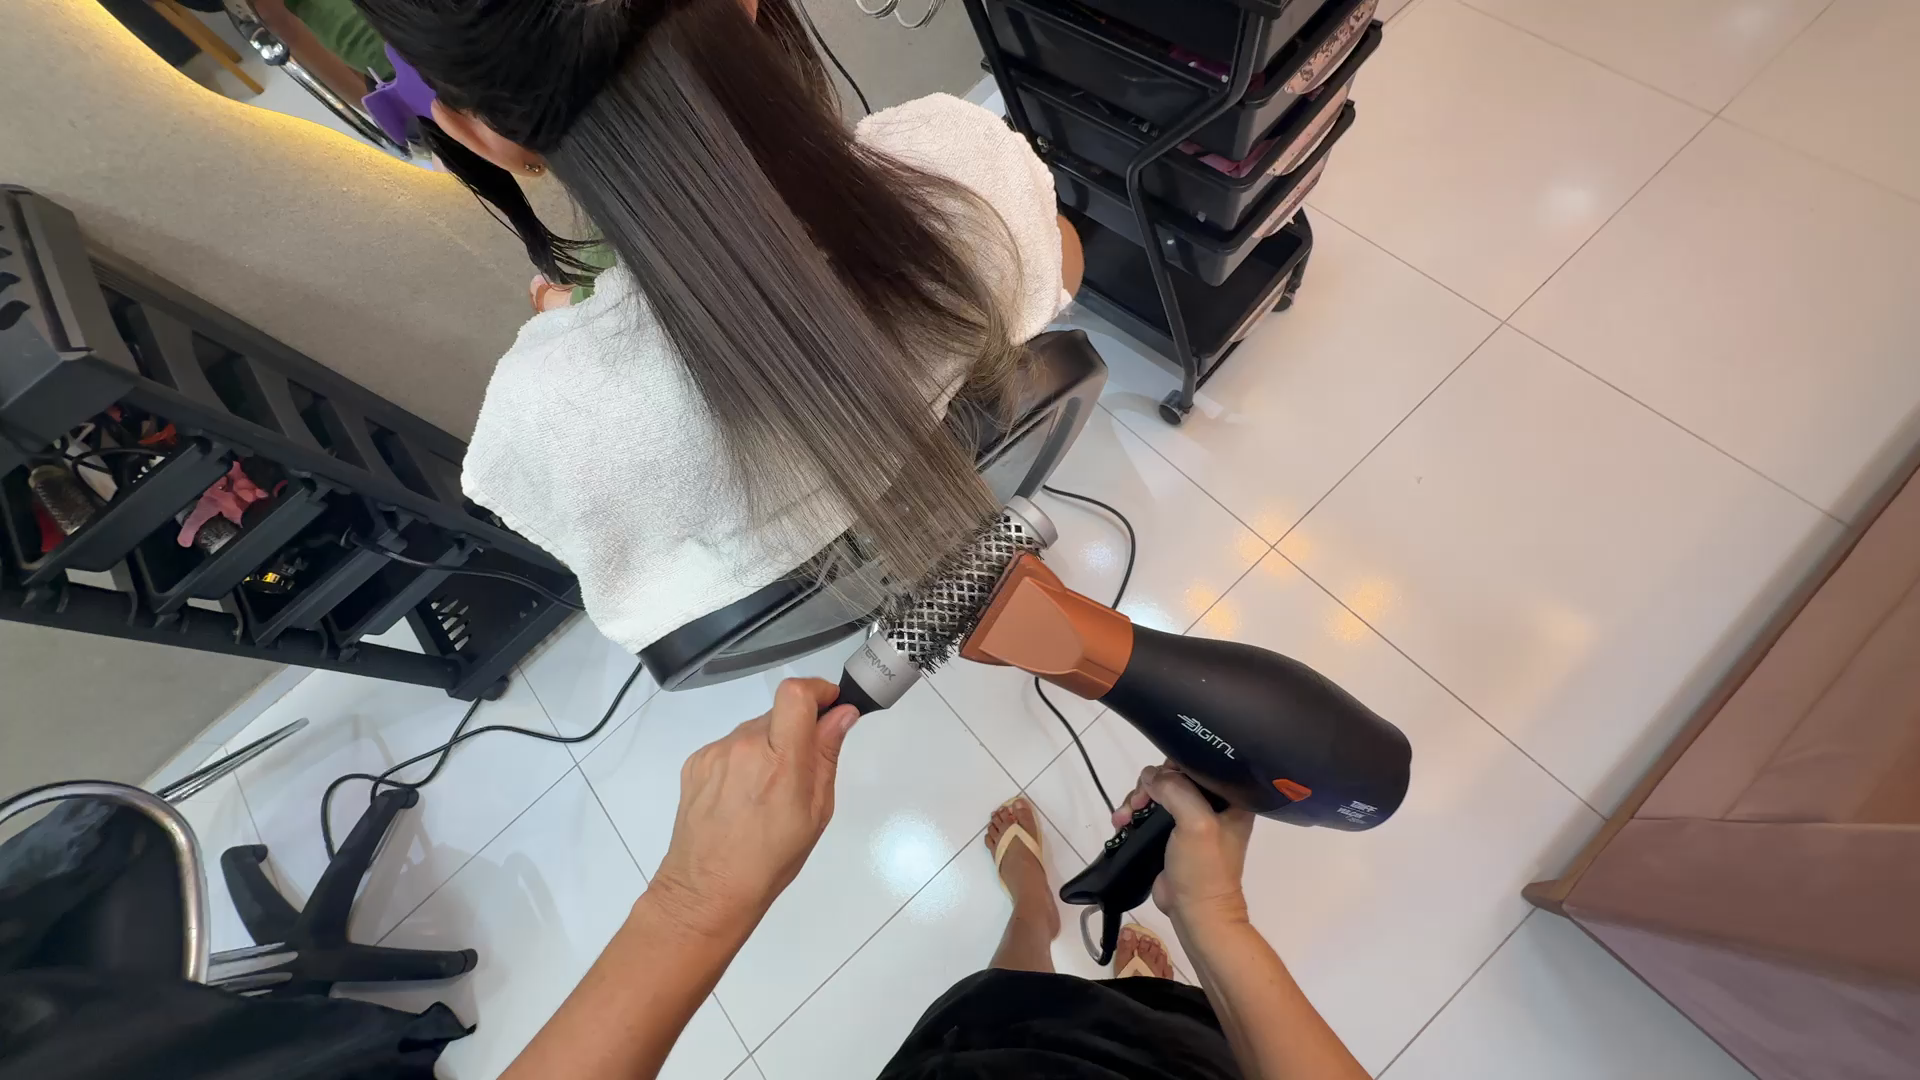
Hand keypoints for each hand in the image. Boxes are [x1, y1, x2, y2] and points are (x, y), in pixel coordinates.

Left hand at [648, 679, 859, 939]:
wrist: (706, 892)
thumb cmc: (771, 859)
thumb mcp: (817, 811)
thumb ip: (827, 754)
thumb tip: (842, 714)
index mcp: (780, 762)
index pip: (796, 694)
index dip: (818, 690)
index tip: (830, 705)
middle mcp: (744, 747)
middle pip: (779, 711)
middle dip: (796, 728)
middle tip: (801, 768)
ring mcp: (715, 753)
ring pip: (755, 728)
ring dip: (769, 745)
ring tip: (766, 790)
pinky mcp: (696, 761)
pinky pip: (732, 745)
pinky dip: (744, 759)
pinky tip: (742, 795)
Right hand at [1112, 764, 1253, 926]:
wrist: (1196, 914)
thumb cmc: (1205, 869)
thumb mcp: (1196, 823)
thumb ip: (1175, 790)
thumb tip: (1150, 776)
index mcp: (1229, 798)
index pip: (1199, 763)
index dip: (1175, 765)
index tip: (1159, 779)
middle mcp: (1211, 804)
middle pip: (1172, 776)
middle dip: (1148, 786)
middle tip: (1137, 803)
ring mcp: (1189, 818)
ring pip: (1156, 792)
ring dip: (1136, 799)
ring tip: (1122, 818)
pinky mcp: (1170, 833)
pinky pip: (1148, 810)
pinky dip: (1133, 812)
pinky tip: (1121, 822)